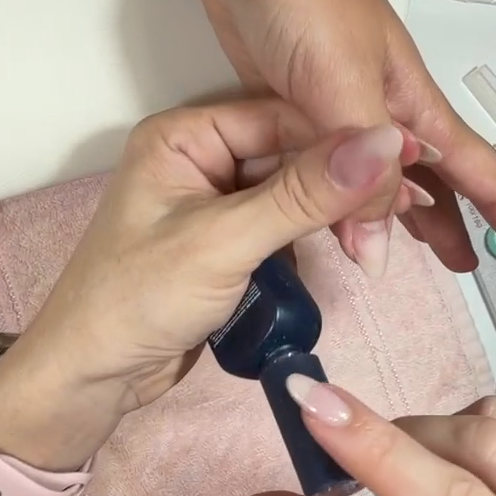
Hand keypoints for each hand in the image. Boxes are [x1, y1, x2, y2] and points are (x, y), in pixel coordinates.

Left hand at [0, 101, 411, 468]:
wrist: (92, 377)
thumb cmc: (136, 300)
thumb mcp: (224, 241)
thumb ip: (304, 192)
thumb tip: (382, 141)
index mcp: (184, 136)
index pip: (280, 117)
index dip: (341, 139)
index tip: (404, 163)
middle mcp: (197, 158)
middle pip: (288, 151)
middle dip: (338, 182)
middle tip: (399, 209)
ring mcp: (208, 201)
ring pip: (288, 190)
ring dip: (325, 213)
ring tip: (372, 235)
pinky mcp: (219, 240)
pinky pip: (276, 224)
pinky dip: (304, 239)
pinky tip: (336, 250)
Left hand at [194, 0, 495, 274]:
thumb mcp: (342, 82)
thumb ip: (363, 162)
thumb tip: (380, 249)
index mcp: (409, 102)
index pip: (477, 169)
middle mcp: (380, 110)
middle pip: (429, 179)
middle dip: (453, 224)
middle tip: (464, 272)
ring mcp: (336, 107)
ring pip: (375, 177)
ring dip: (393, 217)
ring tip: (397, 259)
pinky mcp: (294, 105)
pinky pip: (325, 166)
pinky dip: (334, 196)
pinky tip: (324, 214)